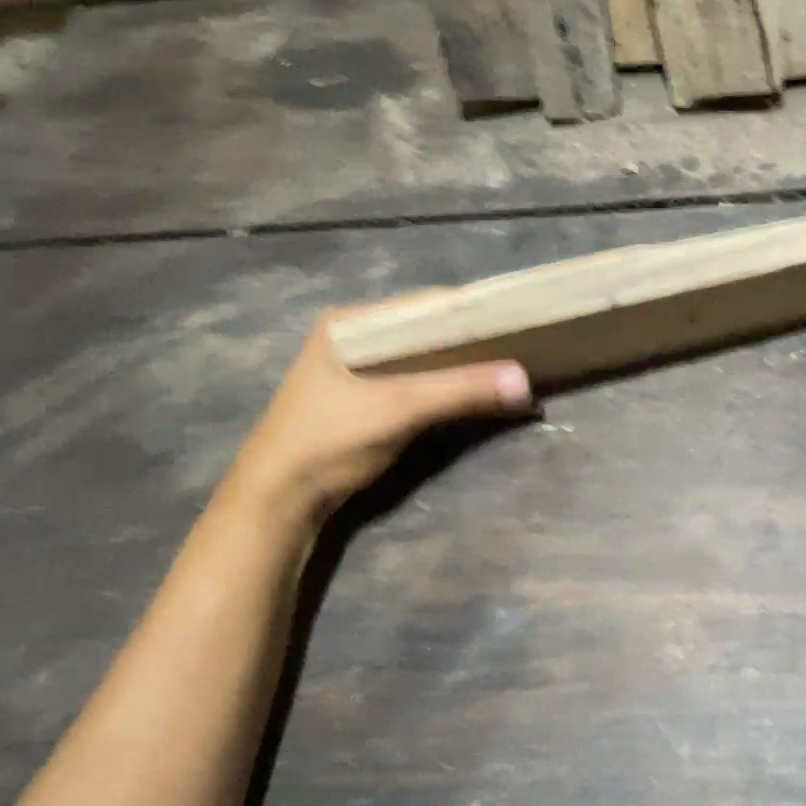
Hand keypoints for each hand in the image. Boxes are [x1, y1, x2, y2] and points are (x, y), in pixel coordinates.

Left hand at [228, 316, 530, 517]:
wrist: (278, 500)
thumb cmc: (329, 440)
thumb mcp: (399, 409)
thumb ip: (462, 390)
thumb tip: (526, 380)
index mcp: (353, 323)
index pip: (428, 304)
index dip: (475, 311)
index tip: (522, 321)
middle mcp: (360, 337)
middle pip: (432, 330)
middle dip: (477, 341)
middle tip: (526, 347)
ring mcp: (366, 370)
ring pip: (431, 358)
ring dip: (469, 367)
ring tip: (514, 369)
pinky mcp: (373, 400)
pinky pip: (425, 382)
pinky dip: (455, 387)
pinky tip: (484, 394)